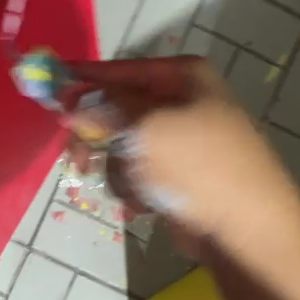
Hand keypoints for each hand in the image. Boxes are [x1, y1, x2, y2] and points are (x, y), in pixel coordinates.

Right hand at [65, 56, 299, 243]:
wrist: (247, 229)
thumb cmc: (201, 166)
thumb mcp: (148, 129)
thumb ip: (106, 114)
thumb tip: (73, 110)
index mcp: (185, 78)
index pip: (123, 70)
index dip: (86, 78)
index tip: (52, 86)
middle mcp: (184, 102)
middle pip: (119, 110)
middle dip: (98, 138)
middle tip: (74, 159)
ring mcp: (182, 141)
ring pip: (122, 147)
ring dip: (118, 170)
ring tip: (134, 189)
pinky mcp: (177, 175)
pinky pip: (137, 173)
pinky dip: (134, 188)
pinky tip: (147, 204)